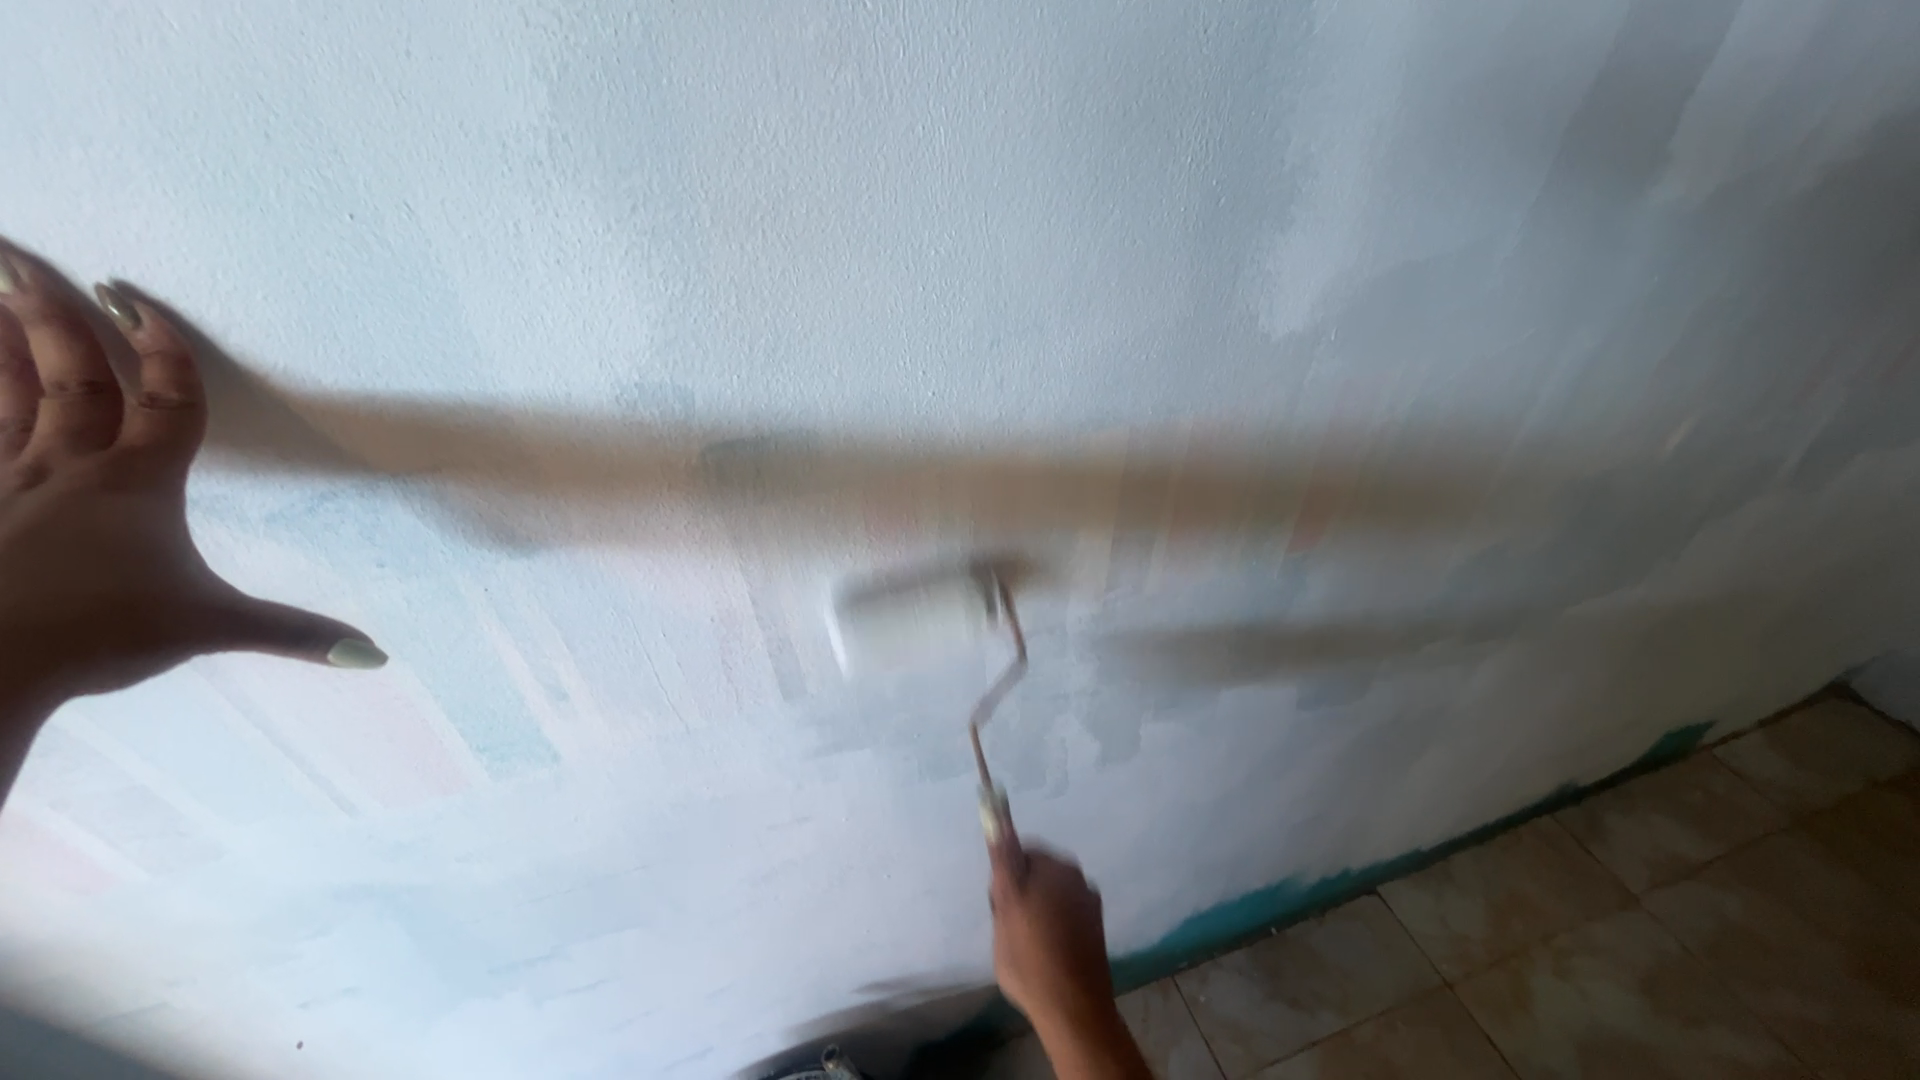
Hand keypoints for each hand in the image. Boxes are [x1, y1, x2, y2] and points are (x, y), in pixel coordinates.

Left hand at [0, 241, 384, 718]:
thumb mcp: (213, 627)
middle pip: (69, 380)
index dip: (163, 354)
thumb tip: (378, 655)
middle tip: (18, 255)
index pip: (165, 404)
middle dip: (50, 317)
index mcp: (137, 485)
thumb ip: (296, 632)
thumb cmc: (105, 634)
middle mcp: (68, 470)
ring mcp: (8, 486)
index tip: (142, 300)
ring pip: (4, 399)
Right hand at [989, 843, 1115, 1031]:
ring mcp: (1089, 902)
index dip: (1004, 877)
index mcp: (1055, 867)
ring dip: (1037, 908)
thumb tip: (997, 821)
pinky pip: (1065, 913)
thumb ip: (1002, 862)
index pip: (1019, 853)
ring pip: (1049, 894)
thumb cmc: (1031, 958)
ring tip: (1026, 944)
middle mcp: (1076, 877)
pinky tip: (1046, 952)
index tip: (999, 904)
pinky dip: (1054, 923)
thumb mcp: (1005, 906)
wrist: (1073, 1009)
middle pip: (1036, 872)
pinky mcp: (1095, 927)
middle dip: (1020, 892)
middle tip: (1008, 926)